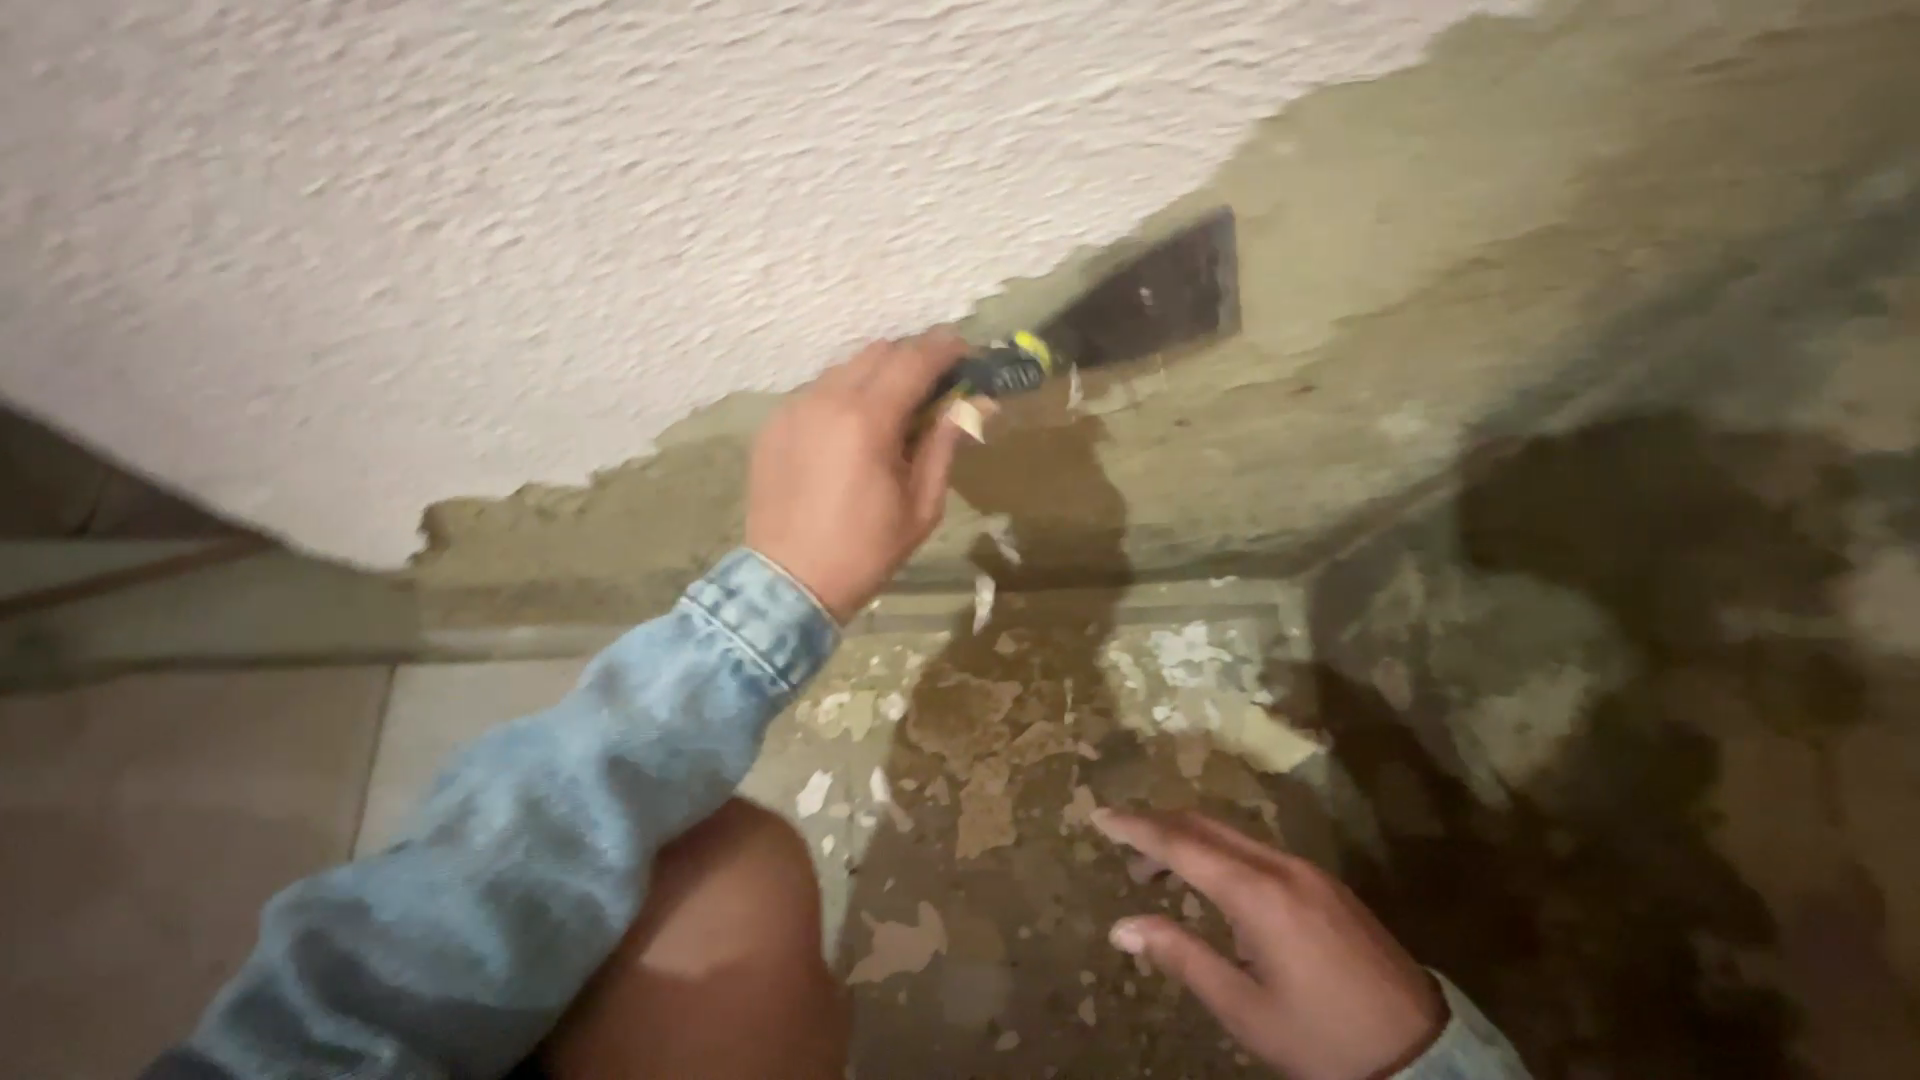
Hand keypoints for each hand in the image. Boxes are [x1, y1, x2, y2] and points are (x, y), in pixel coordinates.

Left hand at [746, 331, 972, 622]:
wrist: (789, 582)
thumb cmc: (866, 552)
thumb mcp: (922, 507)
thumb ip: (943, 446)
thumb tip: (969, 406)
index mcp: (867, 421)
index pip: (914, 360)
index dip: (946, 349)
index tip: (966, 354)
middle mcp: (826, 400)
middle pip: (879, 351)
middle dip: (913, 359)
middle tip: (935, 386)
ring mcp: (793, 409)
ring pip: (845, 368)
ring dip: (877, 377)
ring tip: (894, 412)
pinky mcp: (773, 424)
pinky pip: (817, 392)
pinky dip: (844, 397)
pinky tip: (852, 432)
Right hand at [1094, 809, 1447, 1079]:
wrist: (1424, 1053)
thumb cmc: (1323, 1040)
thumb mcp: (1244, 1008)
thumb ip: (1180, 956)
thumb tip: (1121, 927)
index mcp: (1258, 894)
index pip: (1181, 843)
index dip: (1136, 827)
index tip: (1099, 815)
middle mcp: (1282, 866)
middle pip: (1206, 826)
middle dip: (1159, 827)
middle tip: (1122, 846)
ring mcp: (1309, 871)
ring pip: (1233, 835)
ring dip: (1190, 841)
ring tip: (1158, 871)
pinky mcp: (1326, 884)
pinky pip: (1258, 851)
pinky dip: (1221, 854)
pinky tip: (1213, 885)